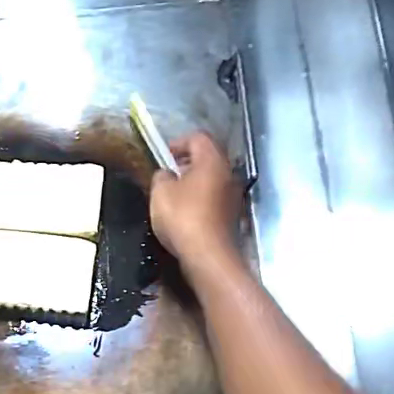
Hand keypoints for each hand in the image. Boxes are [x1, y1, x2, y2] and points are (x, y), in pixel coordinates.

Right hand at [150, 133, 243, 276]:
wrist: (208, 255)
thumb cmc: (183, 217)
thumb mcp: (160, 193)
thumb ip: (161, 177)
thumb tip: (166, 174)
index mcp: (212, 161)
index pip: (198, 138)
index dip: (178, 142)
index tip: (163, 155)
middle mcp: (228, 173)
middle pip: (208, 157)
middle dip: (187, 162)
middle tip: (168, 173)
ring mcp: (233, 195)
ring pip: (212, 178)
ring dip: (194, 182)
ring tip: (174, 194)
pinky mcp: (232, 214)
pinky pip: (215, 197)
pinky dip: (201, 198)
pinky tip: (185, 212)